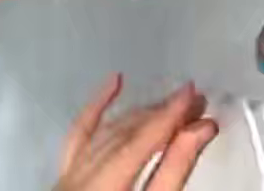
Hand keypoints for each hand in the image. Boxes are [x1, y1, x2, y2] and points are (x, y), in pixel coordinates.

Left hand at [53, 74, 218, 190]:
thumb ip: (172, 176)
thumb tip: (201, 128)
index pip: (140, 143)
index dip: (169, 116)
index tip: (196, 93)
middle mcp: (78, 181)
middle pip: (125, 135)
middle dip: (162, 114)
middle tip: (196, 101)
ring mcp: (65, 181)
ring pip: (107, 134)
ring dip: (141, 114)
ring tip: (172, 103)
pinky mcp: (61, 182)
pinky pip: (78, 138)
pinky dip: (97, 109)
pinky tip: (115, 82)